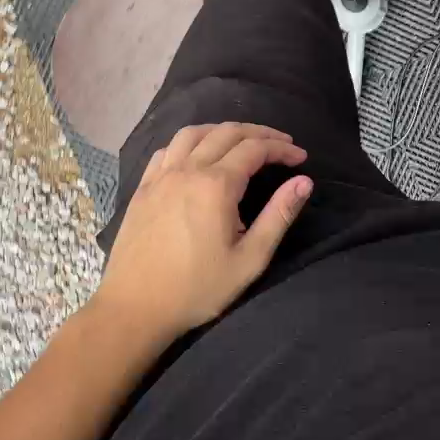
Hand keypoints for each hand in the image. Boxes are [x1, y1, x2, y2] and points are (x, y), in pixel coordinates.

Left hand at [95, 123, 312, 339]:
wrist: (134, 308)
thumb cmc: (197, 289)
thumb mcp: (250, 259)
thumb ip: (278, 216)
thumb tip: (304, 182)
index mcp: (216, 186)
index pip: (255, 149)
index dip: (281, 149)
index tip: (301, 158)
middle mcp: (187, 170)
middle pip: (227, 133)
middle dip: (259, 134)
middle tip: (282, 145)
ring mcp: (160, 177)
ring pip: (193, 133)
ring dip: (223, 130)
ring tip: (242, 141)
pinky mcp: (143, 188)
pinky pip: (167, 149)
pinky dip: (190, 143)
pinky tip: (198, 156)